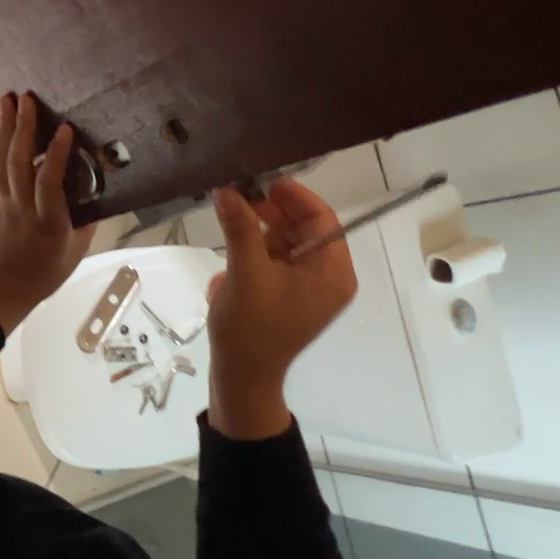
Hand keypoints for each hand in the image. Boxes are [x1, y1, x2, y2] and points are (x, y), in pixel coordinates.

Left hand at [0, 93, 95, 332]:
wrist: (4, 290)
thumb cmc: (45, 273)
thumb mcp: (75, 251)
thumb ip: (86, 220)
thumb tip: (99, 192)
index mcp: (48, 220)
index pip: (49, 181)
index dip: (55, 153)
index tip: (65, 128)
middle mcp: (21, 207)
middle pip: (19, 162)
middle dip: (23, 127)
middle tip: (26, 98)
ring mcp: (2, 203)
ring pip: (1, 160)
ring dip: (4, 128)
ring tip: (5, 100)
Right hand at [205, 176, 357, 438]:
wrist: (241, 377)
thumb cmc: (251, 327)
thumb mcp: (246, 273)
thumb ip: (240, 228)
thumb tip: (227, 189)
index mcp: (332, 273)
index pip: (322, 220)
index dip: (294, 197)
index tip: (263, 181)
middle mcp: (327, 278)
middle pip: (304, 230)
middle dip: (272, 213)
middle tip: (239, 196)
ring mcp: (307, 289)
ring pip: (286, 244)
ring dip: (259, 232)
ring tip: (230, 222)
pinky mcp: (287, 297)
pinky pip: (276, 262)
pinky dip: (255, 252)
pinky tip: (232, 256)